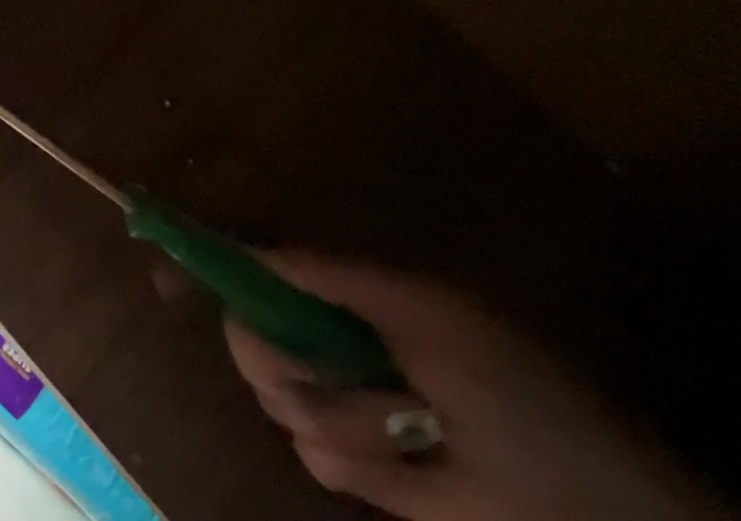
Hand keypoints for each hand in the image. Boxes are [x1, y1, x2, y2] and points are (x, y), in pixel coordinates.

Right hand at [226, 253, 727, 520]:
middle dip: (281, 360)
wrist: (576, 500)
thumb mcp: (423, 311)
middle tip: (330, 372)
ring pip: (275, 399)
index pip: (261, 273)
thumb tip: (244, 249)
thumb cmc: (507, 386)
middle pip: (248, 338)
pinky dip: (357, 462)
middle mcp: (331, 344)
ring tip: (406, 429)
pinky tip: (407, 466)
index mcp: (347, 299)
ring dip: (340, 418)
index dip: (221, 271)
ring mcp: (338, 405)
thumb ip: (331, 275)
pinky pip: (309, 453)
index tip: (169, 270)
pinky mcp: (349, 464)